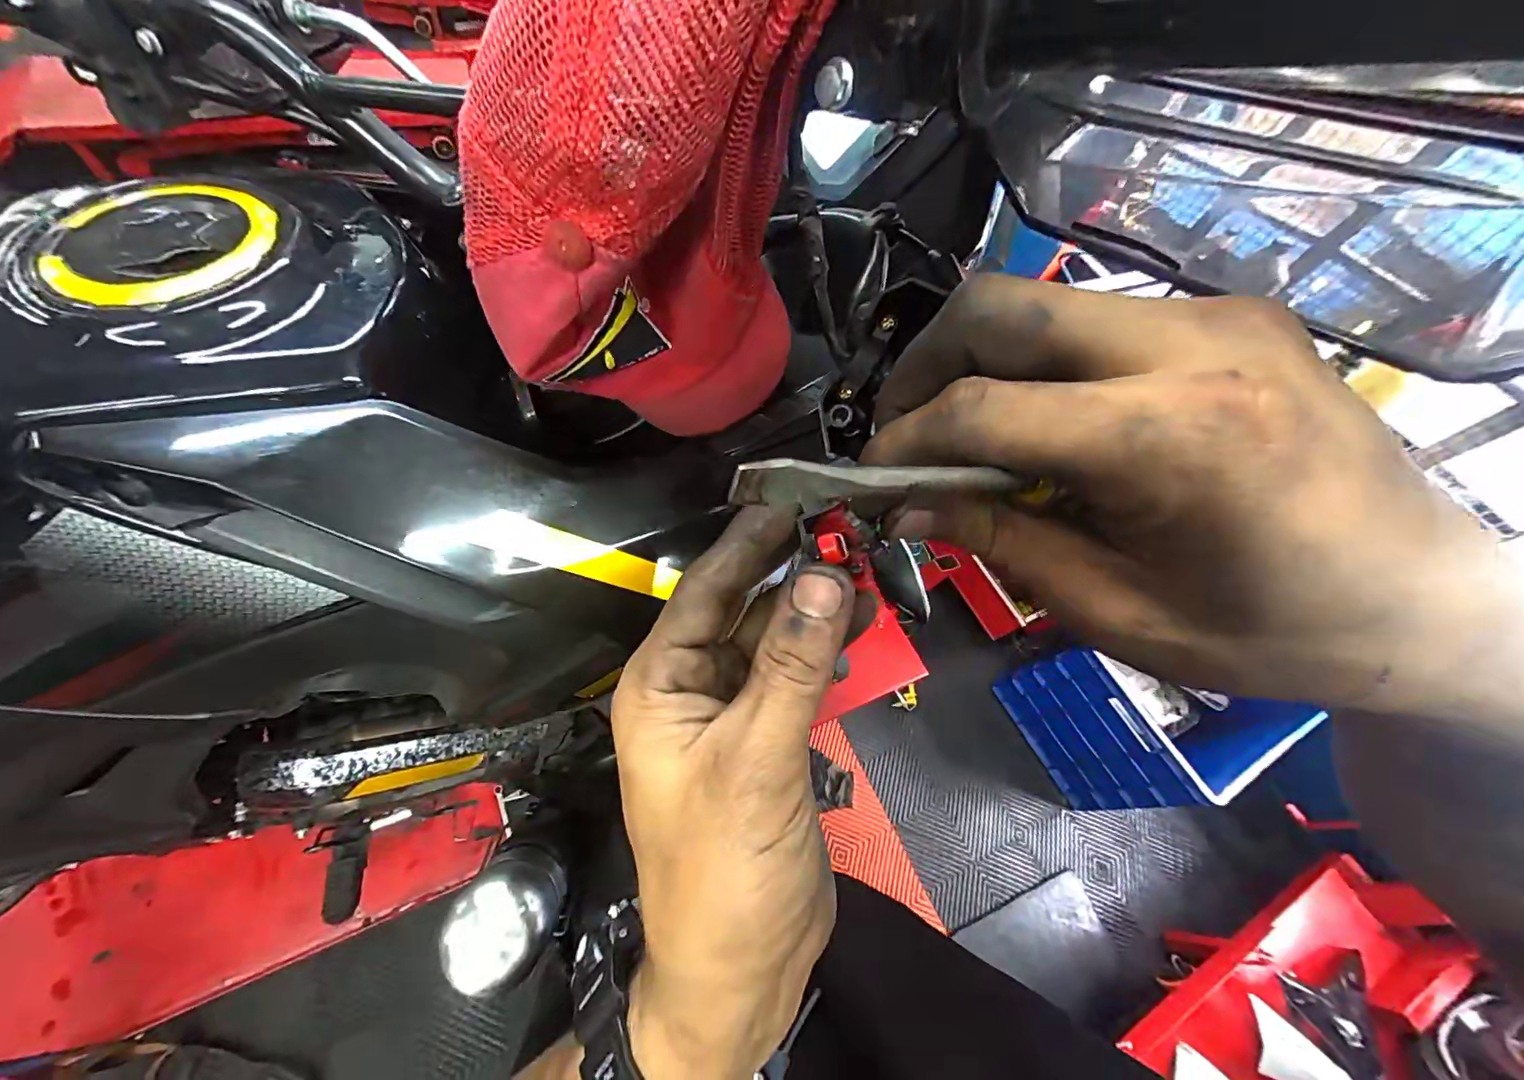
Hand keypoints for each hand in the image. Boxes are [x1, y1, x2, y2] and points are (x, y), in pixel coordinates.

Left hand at [607, 507, 857, 1077]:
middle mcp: (690, 690)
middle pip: (743, 612)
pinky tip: (855, 630)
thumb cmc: (724, 865)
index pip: (703, 593)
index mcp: (661, 684)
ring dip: (813, 613)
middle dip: (789, 576)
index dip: (746, 547)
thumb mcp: (756, 757)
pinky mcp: (767, 739)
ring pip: (774, 644)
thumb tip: (823, 578)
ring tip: (863, 577)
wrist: (742, 965)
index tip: (788, 504)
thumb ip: (790, 665)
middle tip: (842, 534)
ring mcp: (731, 715)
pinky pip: (794, 678)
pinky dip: (823, 654)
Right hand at [863, 274, 1523, 720]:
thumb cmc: (1271, 634)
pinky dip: (1032, 363)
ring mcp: (1215, 315)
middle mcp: (1193, 344)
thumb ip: (1001, 543)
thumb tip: (905, 507)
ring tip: (958, 430)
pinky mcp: (1226, 315)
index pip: (984, 408)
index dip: (906, 440)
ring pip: (1039, 301)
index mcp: (1171, 436)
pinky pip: (1088, 319)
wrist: (1433, 602)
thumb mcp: (1114, 611)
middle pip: (1000, 307)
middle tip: (903, 431)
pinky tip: (1035, 421)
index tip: (870, 475)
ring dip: (975, 360)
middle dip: (924, 365)